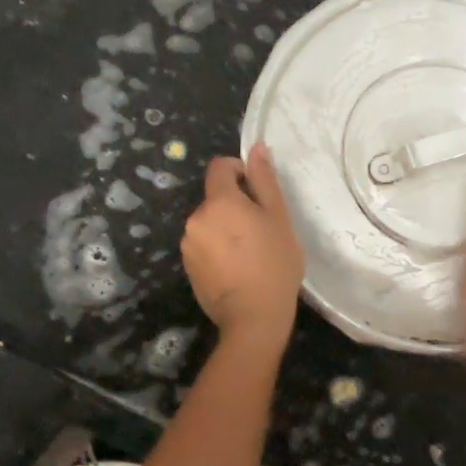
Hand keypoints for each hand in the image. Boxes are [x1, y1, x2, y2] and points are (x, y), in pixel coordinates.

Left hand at [181, 143, 304, 353]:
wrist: (253, 318)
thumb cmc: (274, 263)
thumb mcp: (278, 217)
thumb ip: (264, 179)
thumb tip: (256, 147)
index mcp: (219, 201)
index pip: (219, 167)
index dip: (239, 170)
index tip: (257, 191)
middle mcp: (196, 218)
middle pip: (215, 197)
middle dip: (235, 204)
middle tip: (262, 228)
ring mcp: (188, 244)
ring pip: (209, 222)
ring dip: (225, 227)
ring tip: (250, 252)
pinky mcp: (187, 266)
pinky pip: (203, 244)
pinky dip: (217, 247)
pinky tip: (237, 268)